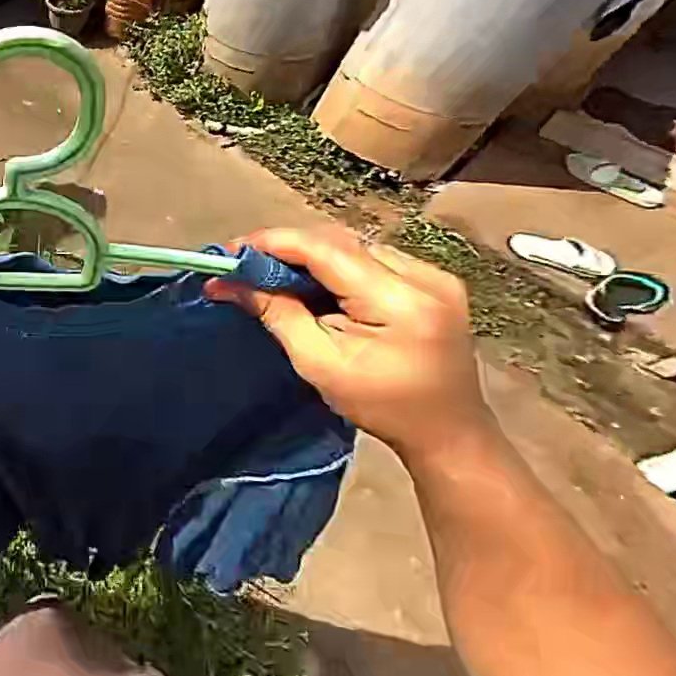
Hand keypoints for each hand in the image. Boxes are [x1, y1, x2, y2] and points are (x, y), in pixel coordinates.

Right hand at [203, 225, 491, 458]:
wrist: (448, 433)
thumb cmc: (380, 406)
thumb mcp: (317, 363)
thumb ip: (275, 313)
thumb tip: (228, 282)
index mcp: (400, 301)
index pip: (325, 249)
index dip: (273, 242)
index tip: (231, 251)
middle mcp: (424, 276)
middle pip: (339, 241)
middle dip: (286, 247)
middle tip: (244, 263)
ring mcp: (433, 275)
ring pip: (353, 245)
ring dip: (309, 254)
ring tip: (273, 272)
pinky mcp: (433, 280)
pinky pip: (370, 257)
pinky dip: (334, 263)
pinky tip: (314, 282)